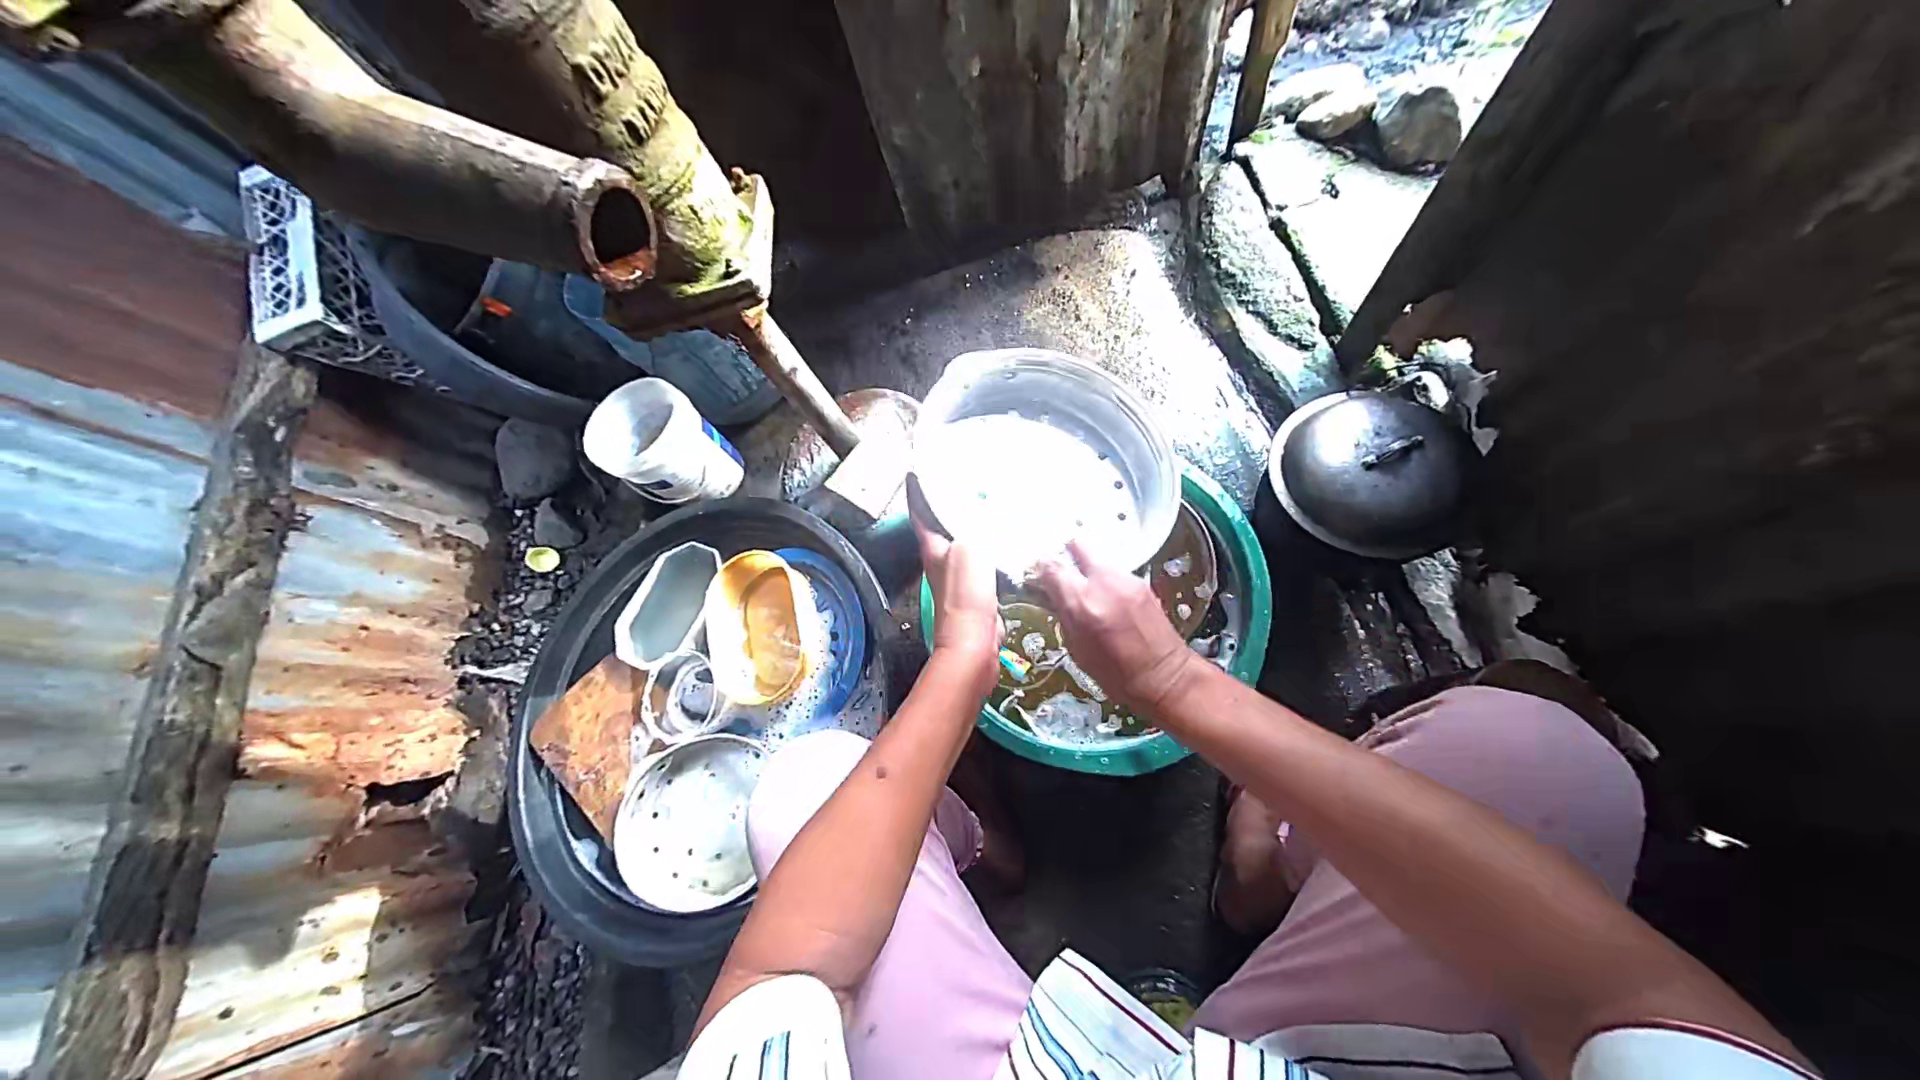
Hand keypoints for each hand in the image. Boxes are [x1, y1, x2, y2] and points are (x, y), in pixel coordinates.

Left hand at [909, 479, 1001, 697]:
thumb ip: (974, 528)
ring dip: (978, 526)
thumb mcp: (970, 549)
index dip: (919, 490)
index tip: (918, 470)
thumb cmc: (965, 595)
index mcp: (933, 546)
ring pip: (969, 542)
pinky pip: (988, 561)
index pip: (922, 511)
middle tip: (970, 481)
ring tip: (993, 505)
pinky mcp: (979, 591)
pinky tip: (1010, 540)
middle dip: (954, 504)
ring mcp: (960, 577)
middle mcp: (942, 559)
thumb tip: (982, 512)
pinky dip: (996, 548)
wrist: (974, 643)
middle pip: (945, 525)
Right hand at [1032, 540, 1198, 714]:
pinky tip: (1108, 599)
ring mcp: (1126, 580)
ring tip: (1088, 591)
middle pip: (1078, 545)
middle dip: (1066, 553)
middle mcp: (1103, 583)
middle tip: (1062, 570)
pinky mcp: (1141, 583)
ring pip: (1098, 558)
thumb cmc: (1114, 673)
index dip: (1040, 566)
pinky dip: (1107, 580)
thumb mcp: (1075, 646)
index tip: (1037, 571)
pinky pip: (1115, 572)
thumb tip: (1049, 593)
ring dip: (1088, 569)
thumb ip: (1062, 612)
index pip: (1051, 566)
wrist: (1162, 677)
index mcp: (1081, 603)